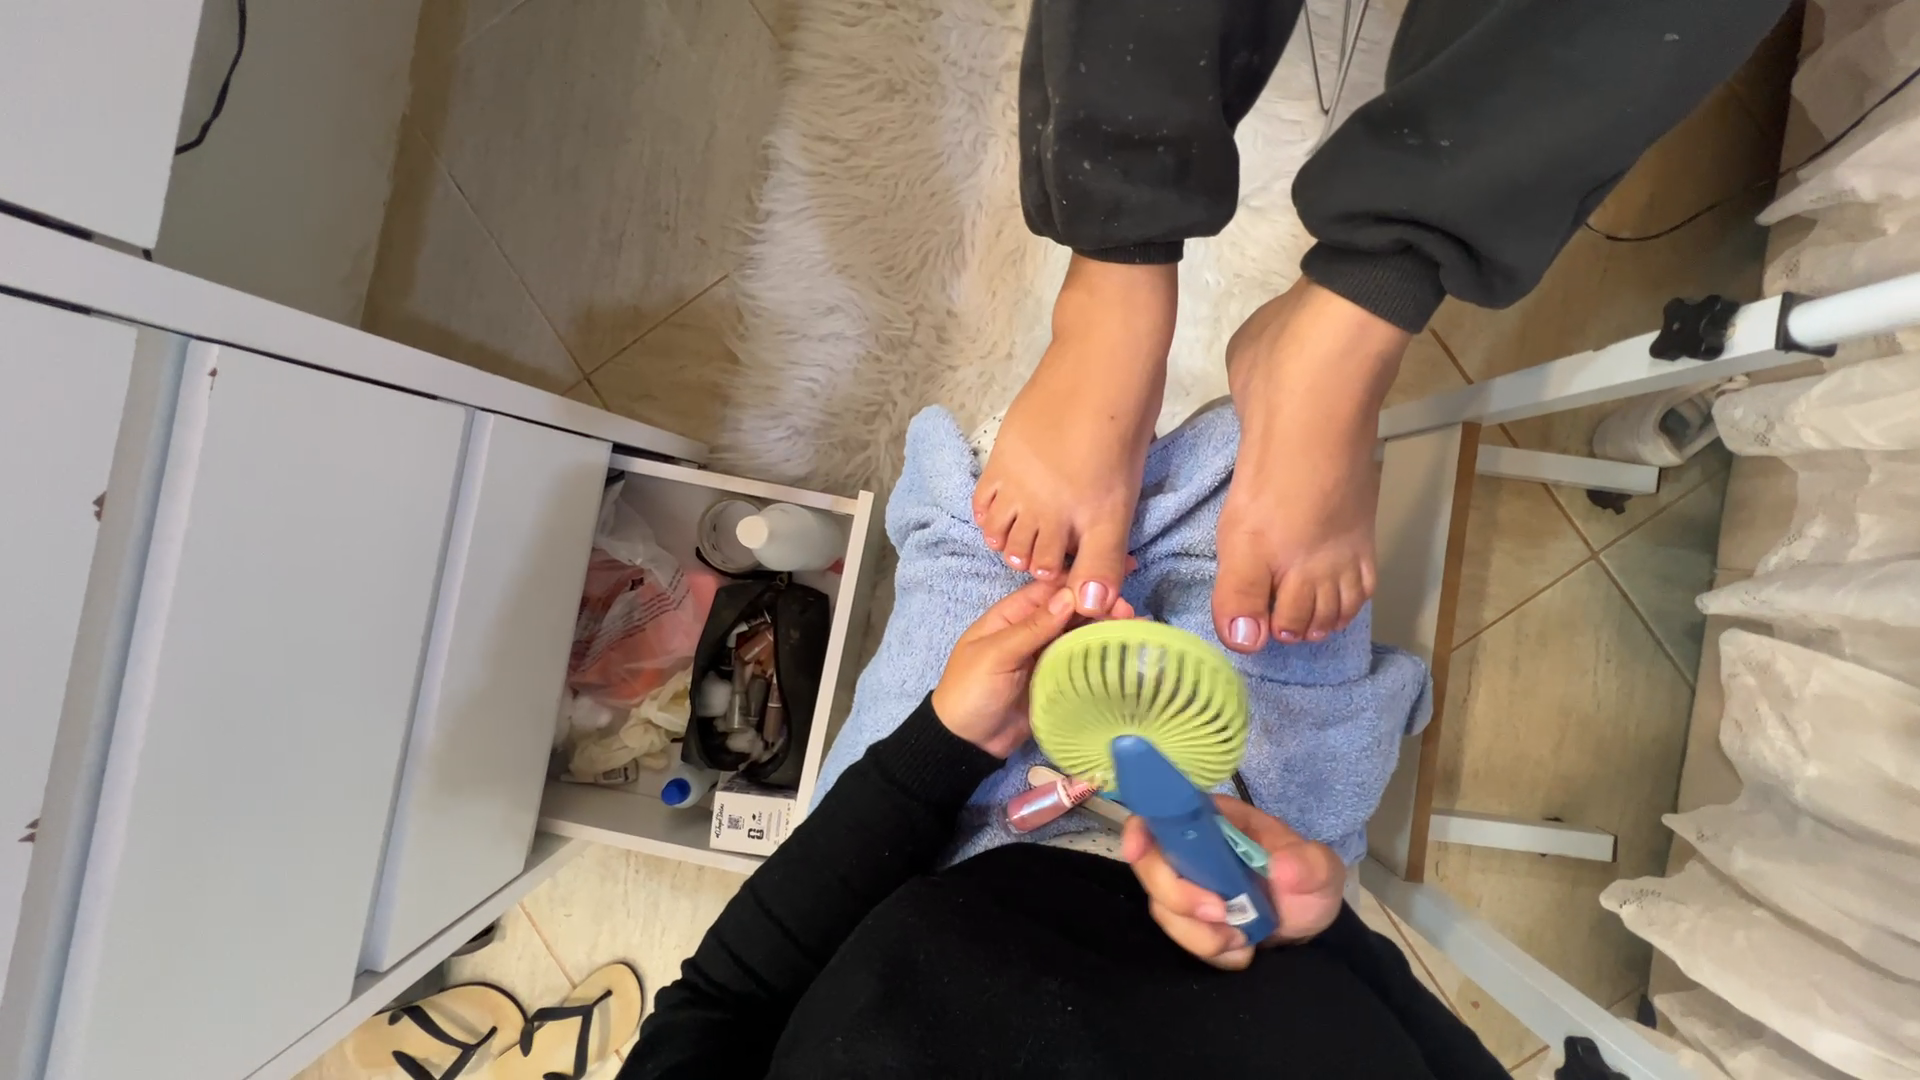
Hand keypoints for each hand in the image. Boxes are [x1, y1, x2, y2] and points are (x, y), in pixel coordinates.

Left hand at [931, 581, 1135, 756]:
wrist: (966, 744)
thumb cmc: (971, 690)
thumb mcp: (996, 655)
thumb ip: (1032, 627)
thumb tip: (1069, 595)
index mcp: (1012, 615)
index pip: (1051, 589)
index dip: (1081, 584)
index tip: (1113, 586)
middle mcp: (1033, 630)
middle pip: (1072, 611)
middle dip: (1101, 607)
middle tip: (1131, 613)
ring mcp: (1046, 655)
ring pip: (1081, 635)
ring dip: (1106, 629)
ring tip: (1137, 629)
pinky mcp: (1058, 680)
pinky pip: (1083, 663)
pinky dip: (1103, 656)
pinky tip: (1127, 653)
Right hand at [1123, 795, 1345, 969]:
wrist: (1309, 921)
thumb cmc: (1307, 878)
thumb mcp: (1320, 868)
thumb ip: (1308, 864)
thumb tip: (1280, 868)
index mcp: (1211, 821)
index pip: (1159, 814)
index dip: (1140, 830)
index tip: (1138, 851)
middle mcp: (1188, 849)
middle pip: (1151, 866)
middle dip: (1178, 895)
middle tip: (1220, 913)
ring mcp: (1186, 884)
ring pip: (1162, 906)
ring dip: (1198, 932)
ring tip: (1241, 938)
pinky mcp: (1190, 919)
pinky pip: (1181, 938)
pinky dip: (1211, 950)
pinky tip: (1242, 950)